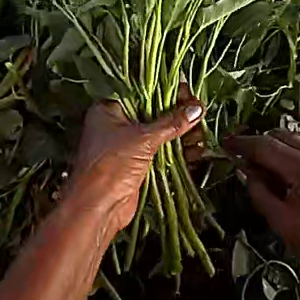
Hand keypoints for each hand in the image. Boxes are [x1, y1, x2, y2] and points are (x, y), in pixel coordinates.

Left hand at [61, 93, 204, 231]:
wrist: (97, 209)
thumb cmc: (111, 166)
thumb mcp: (143, 139)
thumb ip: (171, 122)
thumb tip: (196, 108)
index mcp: (110, 109)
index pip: (144, 91)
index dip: (168, 92)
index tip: (189, 94)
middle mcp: (117, 124)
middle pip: (154, 112)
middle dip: (179, 115)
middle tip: (200, 114)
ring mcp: (127, 145)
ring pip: (160, 133)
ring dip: (182, 134)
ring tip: (202, 134)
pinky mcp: (137, 164)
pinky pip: (161, 151)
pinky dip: (178, 151)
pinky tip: (196, 150)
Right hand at [226, 132, 299, 298]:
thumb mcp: (281, 221)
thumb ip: (260, 190)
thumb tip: (246, 169)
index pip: (267, 146)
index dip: (243, 143)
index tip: (227, 143)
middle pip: (282, 136)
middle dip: (259, 144)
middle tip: (241, 157)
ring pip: (296, 142)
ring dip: (276, 149)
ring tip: (261, 169)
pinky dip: (292, 156)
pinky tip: (283, 174)